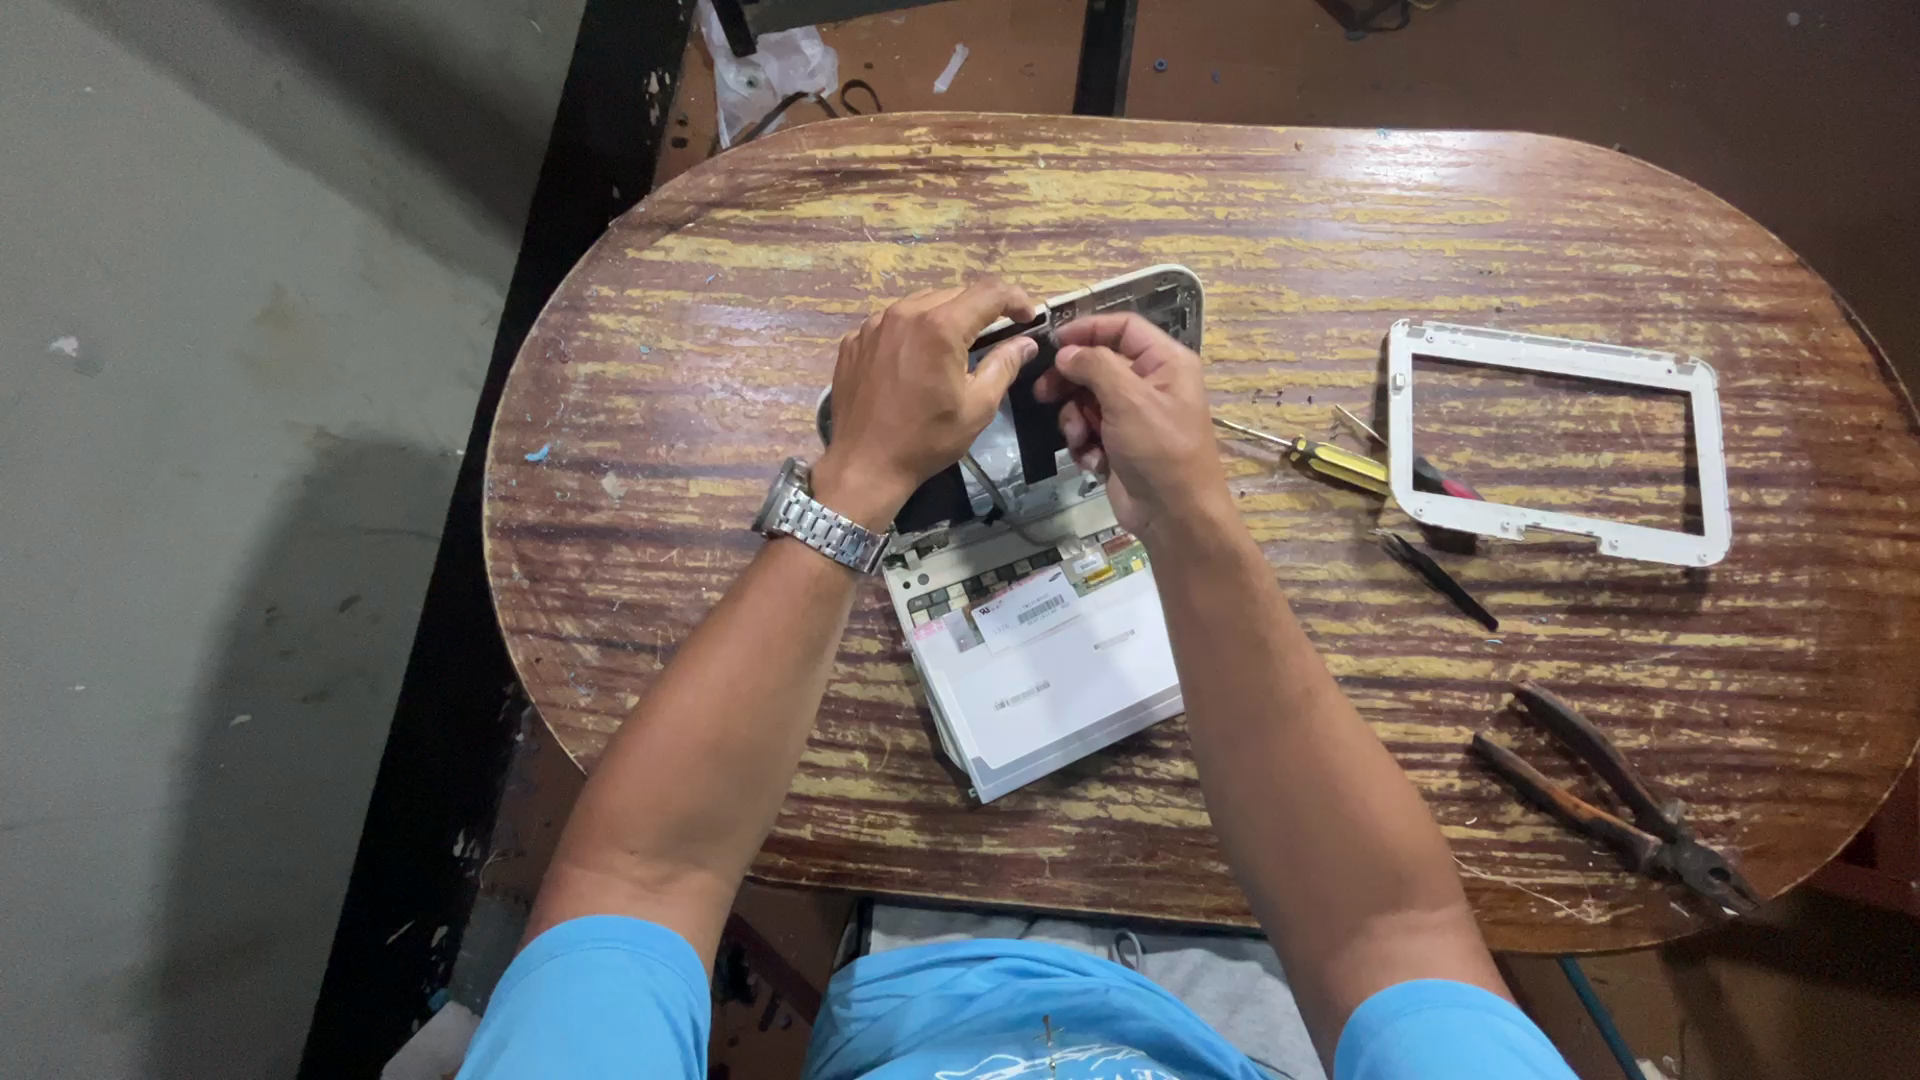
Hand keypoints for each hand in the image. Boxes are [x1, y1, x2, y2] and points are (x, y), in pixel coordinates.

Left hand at [812, 279, 1039, 527]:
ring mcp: (873, 325)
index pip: (989, 292)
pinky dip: (910, 334)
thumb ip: (1004, 366)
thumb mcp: (977, 407)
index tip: (1027, 316)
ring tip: (952, 349)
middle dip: (979, 311)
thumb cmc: (926, 440)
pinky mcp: (854, 341)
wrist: (864, 464)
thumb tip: (1025, 343)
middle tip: (993, 337)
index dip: (1015, 298)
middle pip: (953, 295)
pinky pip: (890, 324)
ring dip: (943, 319)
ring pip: (920, 306)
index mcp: (940, 327)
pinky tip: (913, 362)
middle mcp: (905, 314)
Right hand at [1033, 313, 1234, 546]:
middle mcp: (1150, 384)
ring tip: (1080, 439)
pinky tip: (1093, 462)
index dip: (1088, 329)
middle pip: (1098, 366)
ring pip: (1086, 401)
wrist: (1173, 515)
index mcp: (1165, 363)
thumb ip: (1095, 366)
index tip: (1054, 341)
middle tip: (1043, 393)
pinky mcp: (1118, 445)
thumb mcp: (1128, 399)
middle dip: (1071, 382)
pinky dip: (1084, 445)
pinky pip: (1088, 431)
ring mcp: (1133, 417)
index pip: (1123, 328)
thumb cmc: (1160, 450)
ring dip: (1075, 421)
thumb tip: (1066, 353)